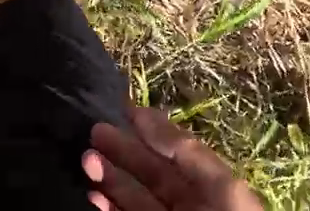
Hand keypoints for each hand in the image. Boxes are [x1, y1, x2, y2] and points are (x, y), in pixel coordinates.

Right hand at [83, 107, 262, 210]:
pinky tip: (93, 197)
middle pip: (150, 174)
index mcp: (214, 194)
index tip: (117, 109)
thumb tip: (140, 113)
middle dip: (121, 152)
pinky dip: (106, 209)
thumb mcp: (222, 192)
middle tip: (93, 134)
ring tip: (86, 162)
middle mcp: (189, 210)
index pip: (175, 155)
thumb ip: (183, 151)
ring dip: (108, 178)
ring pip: (132, 198)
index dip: (148, 132)